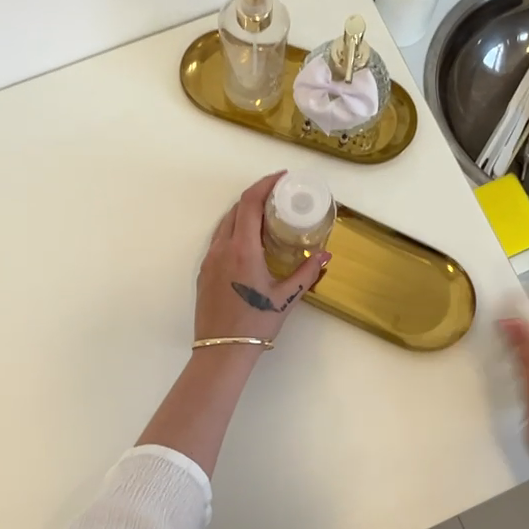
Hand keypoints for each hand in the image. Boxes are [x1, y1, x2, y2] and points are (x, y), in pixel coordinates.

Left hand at [195, 172, 330, 346]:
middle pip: (236, 209)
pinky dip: (234, 229)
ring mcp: (209, 260)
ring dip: (243, 212)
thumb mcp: (286, 298)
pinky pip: (218, 239)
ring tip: (265, 214)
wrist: (222, 350)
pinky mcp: (204, 271)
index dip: (265, 184)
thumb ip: (307, 273)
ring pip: (224, 223)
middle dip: (257, 195)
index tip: (281, 178)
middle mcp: (222, 249)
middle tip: (278, 194)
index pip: (250, 203)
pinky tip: (248, 240)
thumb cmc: (255, 324)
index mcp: (242, 250)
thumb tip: (325, 255)